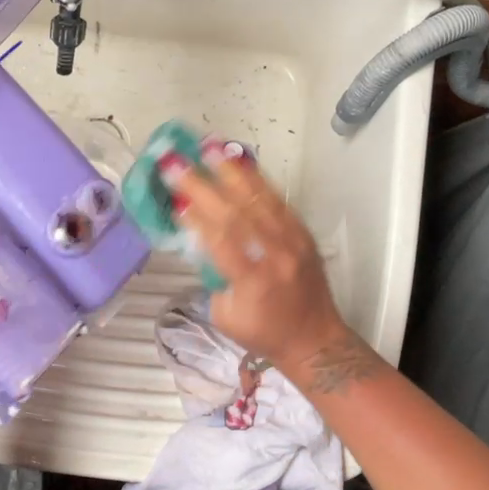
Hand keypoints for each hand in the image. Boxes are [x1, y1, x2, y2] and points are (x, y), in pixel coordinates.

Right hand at [165, 142, 352, 370]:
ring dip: (231, 172)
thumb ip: (214, 277)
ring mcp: (292, 241)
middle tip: (176, 163)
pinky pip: (277, 201)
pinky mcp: (302, 233)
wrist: (314, 340)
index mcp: (253, 281)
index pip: (221, 240)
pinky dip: (256, 181)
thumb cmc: (263, 333)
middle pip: (236, 212)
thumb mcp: (225, 315)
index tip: (174, 197)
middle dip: (203, 185)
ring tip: (207, 149)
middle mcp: (275, 255)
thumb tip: (202, 242)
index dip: (197, 217)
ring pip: (259, 198)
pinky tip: (238, 163)